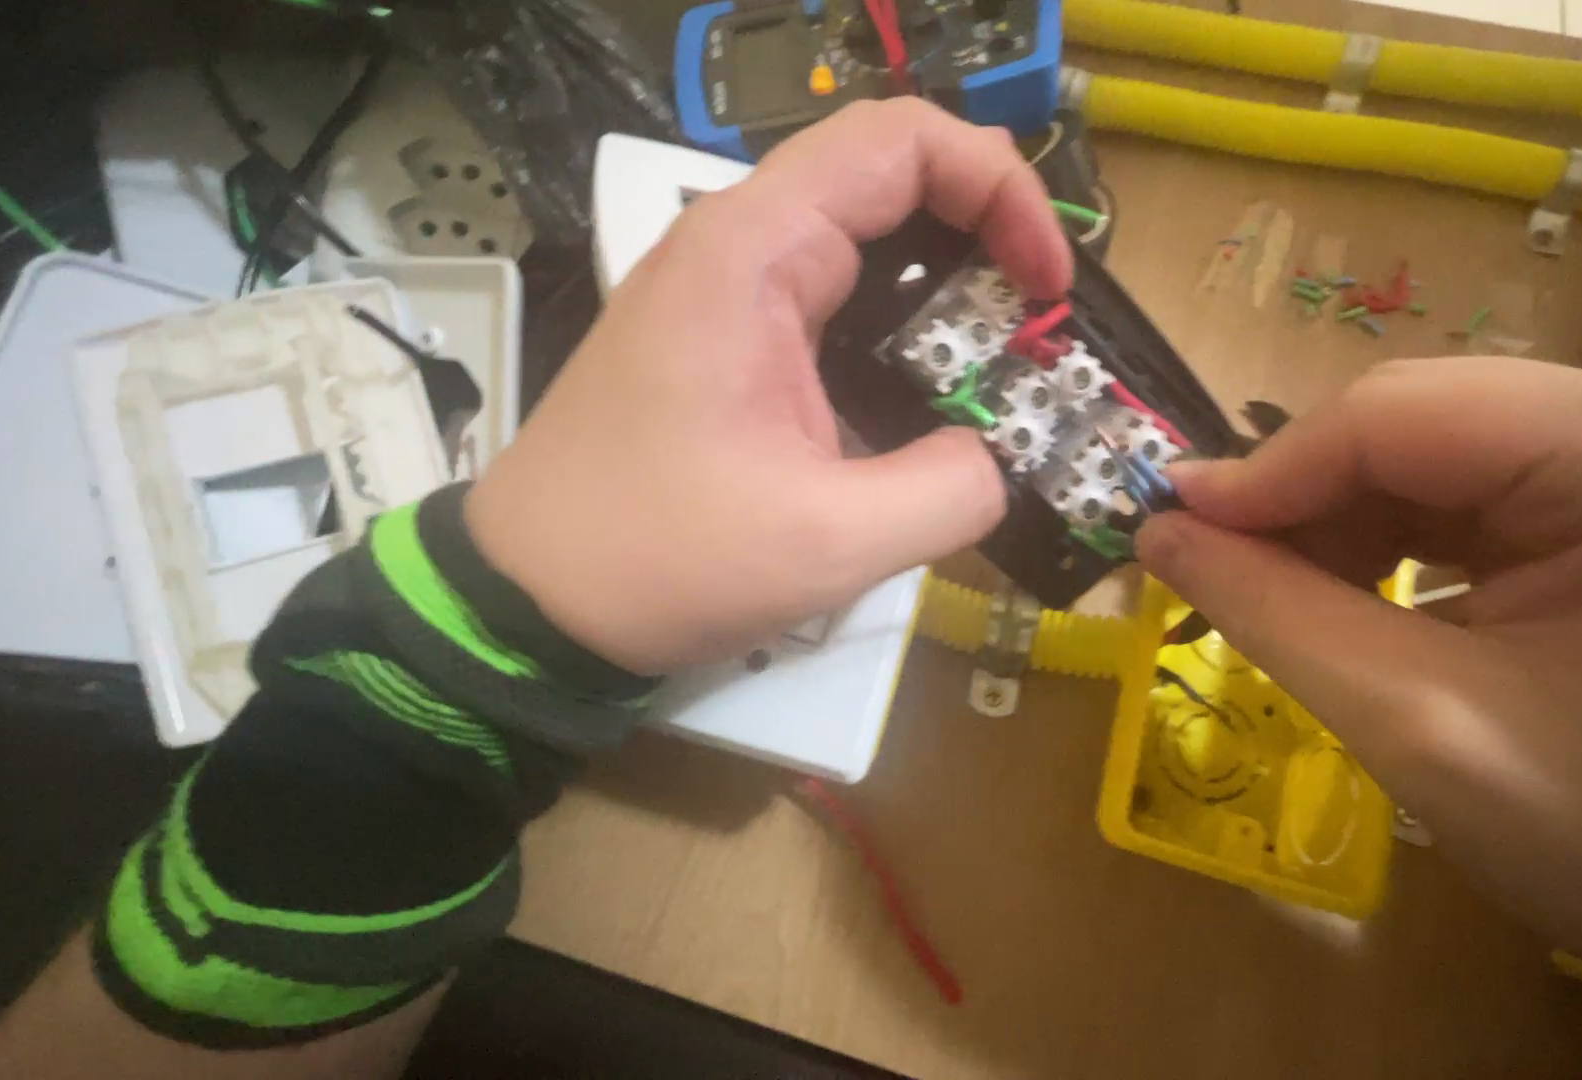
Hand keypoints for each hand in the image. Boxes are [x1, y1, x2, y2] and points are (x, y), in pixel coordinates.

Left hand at [466, 100, 1071, 672]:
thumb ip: (948, 493)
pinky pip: (838, 310)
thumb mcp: (827, 542)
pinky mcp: (731, 346)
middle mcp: (739, 249)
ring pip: (867, 250)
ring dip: (947, 298)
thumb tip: (1001, 460)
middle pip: (890, 185)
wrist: (534, 601)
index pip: (901, 143)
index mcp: (752, 253)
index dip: (1000, 189)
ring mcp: (730, 298)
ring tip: (1001, 370)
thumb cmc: (658, 561)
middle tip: (1038, 332)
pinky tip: (931, 402)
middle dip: (987, 243)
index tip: (1047, 283)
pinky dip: (902, 339)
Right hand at [1136, 355, 1581, 1078]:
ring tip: (1302, 607)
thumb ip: (1273, 612)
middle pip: (1429, 430)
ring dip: (1355, 529)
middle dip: (1310, 510)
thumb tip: (1160, 529)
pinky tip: (1384, 606)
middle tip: (1222, 579)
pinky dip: (1416, 546)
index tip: (1168, 527)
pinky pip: (1499, 494)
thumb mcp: (1432, 729)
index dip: (1263, 473)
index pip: (1402, 413)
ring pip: (1451, 459)